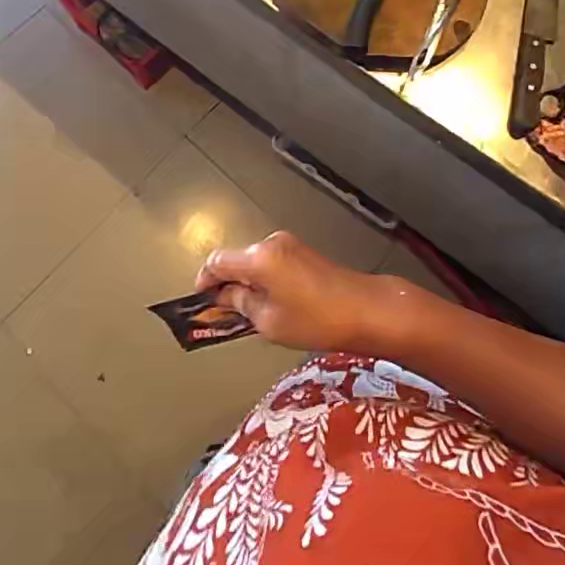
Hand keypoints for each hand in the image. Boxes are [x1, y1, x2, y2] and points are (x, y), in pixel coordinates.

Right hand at [195, 231, 421, 353]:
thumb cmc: (315, 320)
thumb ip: (240, 303)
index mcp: (259, 257)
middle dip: (227, 283)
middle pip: (237, 259)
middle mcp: (272, 243)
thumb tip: (225, 295)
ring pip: (255, 261)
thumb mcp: (268, 321)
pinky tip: (271, 303)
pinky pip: (272, 262)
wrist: (364, 309)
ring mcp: (290, 245)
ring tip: (250, 313)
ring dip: (247, 282)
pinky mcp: (303, 252)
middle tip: (224, 312)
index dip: (204, 280)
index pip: (217, 260)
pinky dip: (264, 279)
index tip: (200, 299)